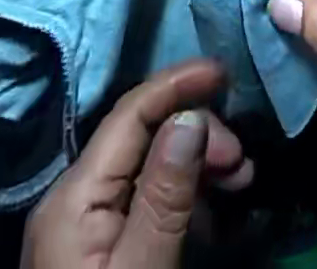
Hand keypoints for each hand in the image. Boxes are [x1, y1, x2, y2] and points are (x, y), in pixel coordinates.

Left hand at [21, 58, 253, 268]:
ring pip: (146, 165)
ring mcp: (89, 221)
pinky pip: (147, 199)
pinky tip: (214, 204)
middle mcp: (76, 194)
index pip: (127, 116)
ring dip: (195, 160)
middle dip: (193, 131)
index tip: (221, 71)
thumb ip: (163, 197)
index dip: (174, 86)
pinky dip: (184, 193)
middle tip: (242, 160)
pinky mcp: (105, 245)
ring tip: (239, 176)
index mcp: (75, 193)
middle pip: (138, 137)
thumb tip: (191, 118)